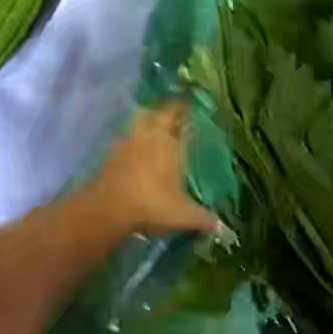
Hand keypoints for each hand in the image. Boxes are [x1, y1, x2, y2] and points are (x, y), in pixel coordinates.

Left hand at [81, 103, 220, 235]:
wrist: (110, 206)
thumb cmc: (153, 203)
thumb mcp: (184, 215)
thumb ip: (204, 218)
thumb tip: (222, 227)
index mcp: (169, 141)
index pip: (177, 115)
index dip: (182, 109)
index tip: (188, 107)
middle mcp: (148, 134)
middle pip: (156, 113)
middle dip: (165, 113)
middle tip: (174, 116)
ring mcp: (127, 141)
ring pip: (138, 122)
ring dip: (146, 123)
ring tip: (155, 131)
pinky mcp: (110, 152)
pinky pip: (125, 139)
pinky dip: (132, 142)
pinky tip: (137, 153)